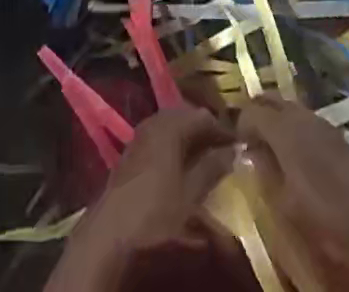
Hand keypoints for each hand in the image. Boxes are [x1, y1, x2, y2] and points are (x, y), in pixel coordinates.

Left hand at [45, 106, 235, 290]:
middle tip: (222, 147)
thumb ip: (211, 168)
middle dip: (203, 128)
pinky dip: (172, 142)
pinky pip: (157, 136)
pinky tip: (180, 162)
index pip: (201, 116)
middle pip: (183, 115)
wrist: (110, 233)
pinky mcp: (131, 152)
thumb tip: (231, 151)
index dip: (221, 129)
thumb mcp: (190, 195)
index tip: (238, 143)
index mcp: (168, 129)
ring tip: (205, 154)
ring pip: (168, 125)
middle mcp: (152, 125)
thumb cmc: (154, 214)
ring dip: (187, 135)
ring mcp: (138, 137)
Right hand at [239, 97, 348, 291]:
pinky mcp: (334, 133)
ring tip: (266, 142)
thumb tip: (249, 151)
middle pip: (268, 98)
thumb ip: (262, 168)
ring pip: (287, 106)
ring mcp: (319, 121)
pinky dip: (291, 126)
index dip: (238, 122)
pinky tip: (292, 150)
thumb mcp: (282, 197)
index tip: (233, 142)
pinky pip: (302, 119)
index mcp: (282, 127)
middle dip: (254, 110)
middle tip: (245, 133)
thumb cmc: (323, 211)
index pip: (250, 109)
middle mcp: (299, 115)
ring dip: (274, 117)